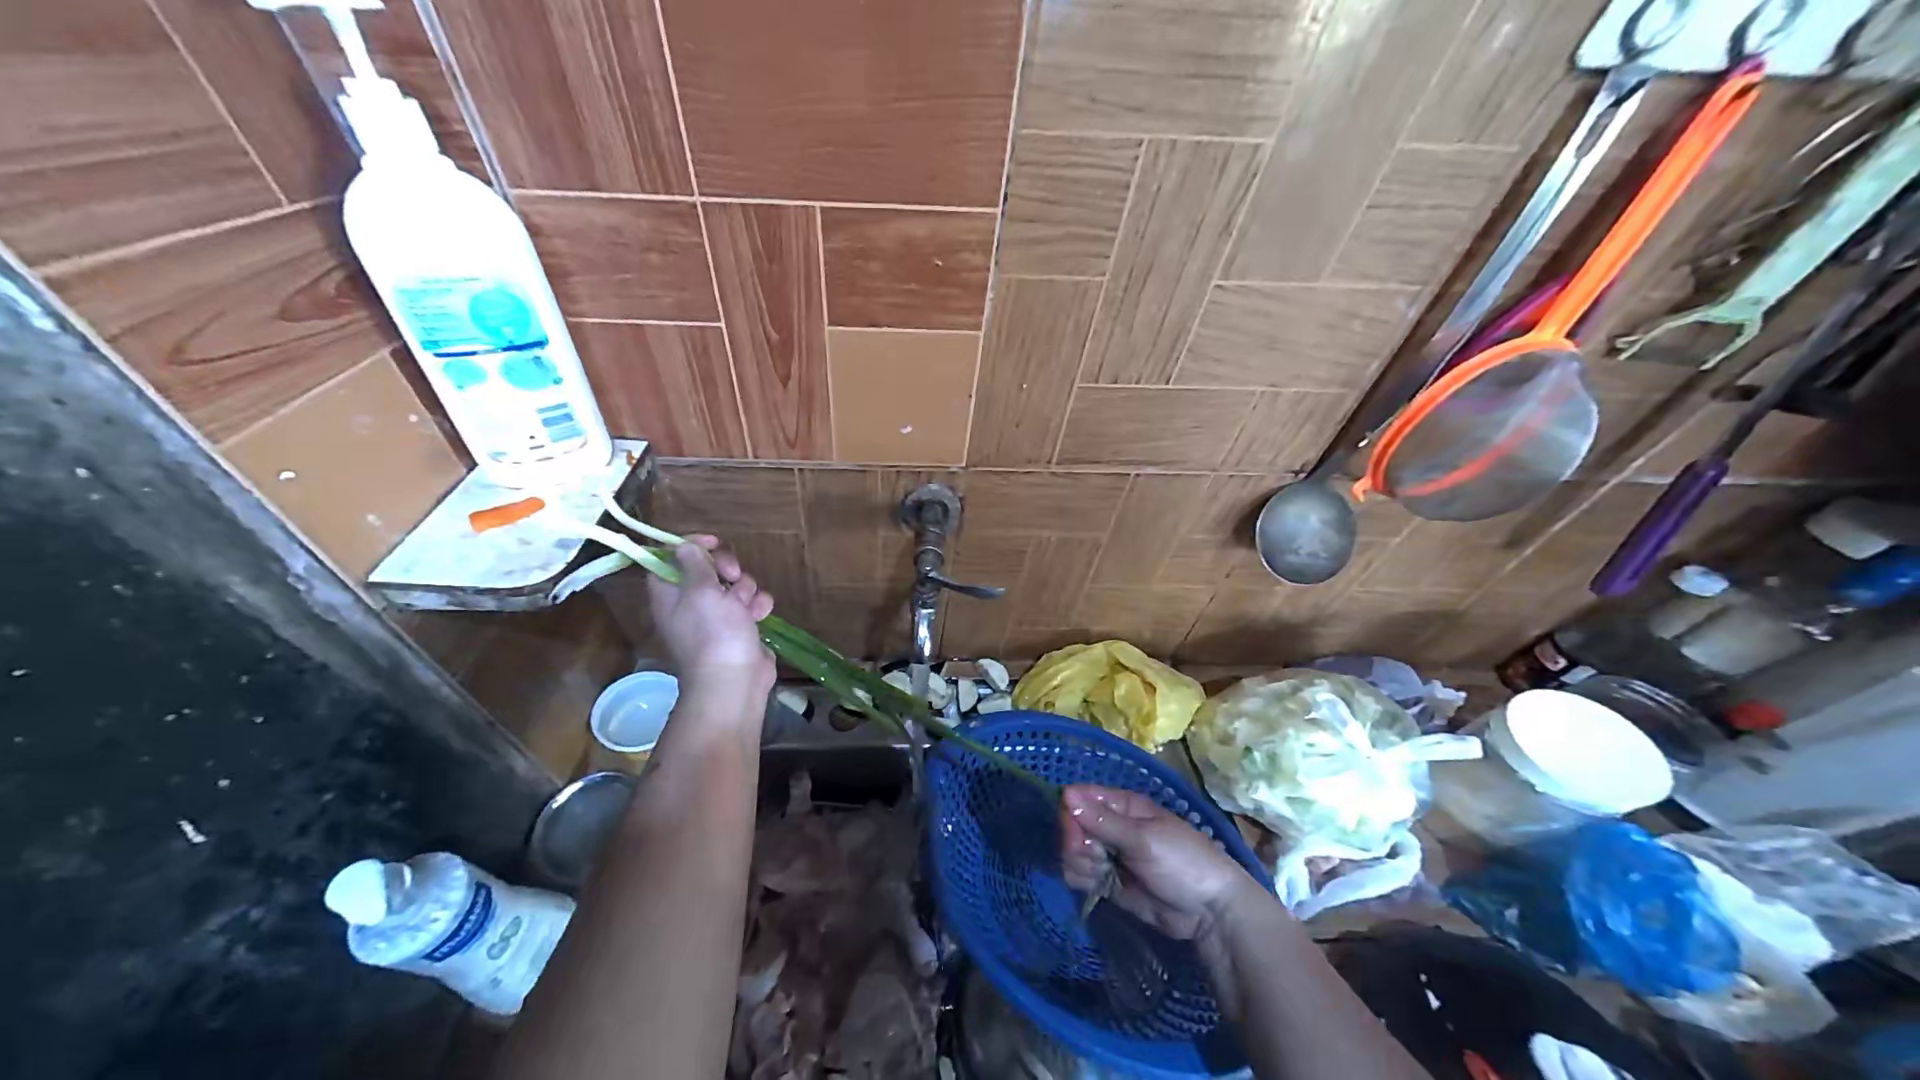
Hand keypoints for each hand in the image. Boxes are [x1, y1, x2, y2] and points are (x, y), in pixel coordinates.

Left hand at [646, 535, 775, 687]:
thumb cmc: (713, 633)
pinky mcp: (740, 627)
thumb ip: (693, 563)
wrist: (734, 680)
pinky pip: (751, 604)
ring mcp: (717, 616)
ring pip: (735, 584)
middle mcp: (691, 602)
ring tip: (745, 607)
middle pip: (709, 567)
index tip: (713, 542)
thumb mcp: (700, 590)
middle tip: (732, 576)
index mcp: (670, 592)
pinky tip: (759, 616)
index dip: (692, 545)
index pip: (672, 557)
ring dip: (745, 589)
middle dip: (726, 567)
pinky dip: (757, 607)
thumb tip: (683, 547)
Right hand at [1059, 785, 1257, 940]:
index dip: (1071, 812)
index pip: (1080, 797)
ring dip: (1079, 862)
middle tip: (1097, 857)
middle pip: (1072, 825)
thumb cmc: (1183, 862)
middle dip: (1075, 842)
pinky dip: (1082, 879)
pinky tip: (1098, 885)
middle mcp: (1110, 825)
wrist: (1209, 912)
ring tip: (1102, 873)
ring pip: (1072, 850)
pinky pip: (1079, 873)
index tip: (1075, 832)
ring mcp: (1109, 854)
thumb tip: (1065, 794)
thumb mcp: (1144, 839)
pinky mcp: (1107, 880)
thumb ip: (1103, 821)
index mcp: (1122, 806)